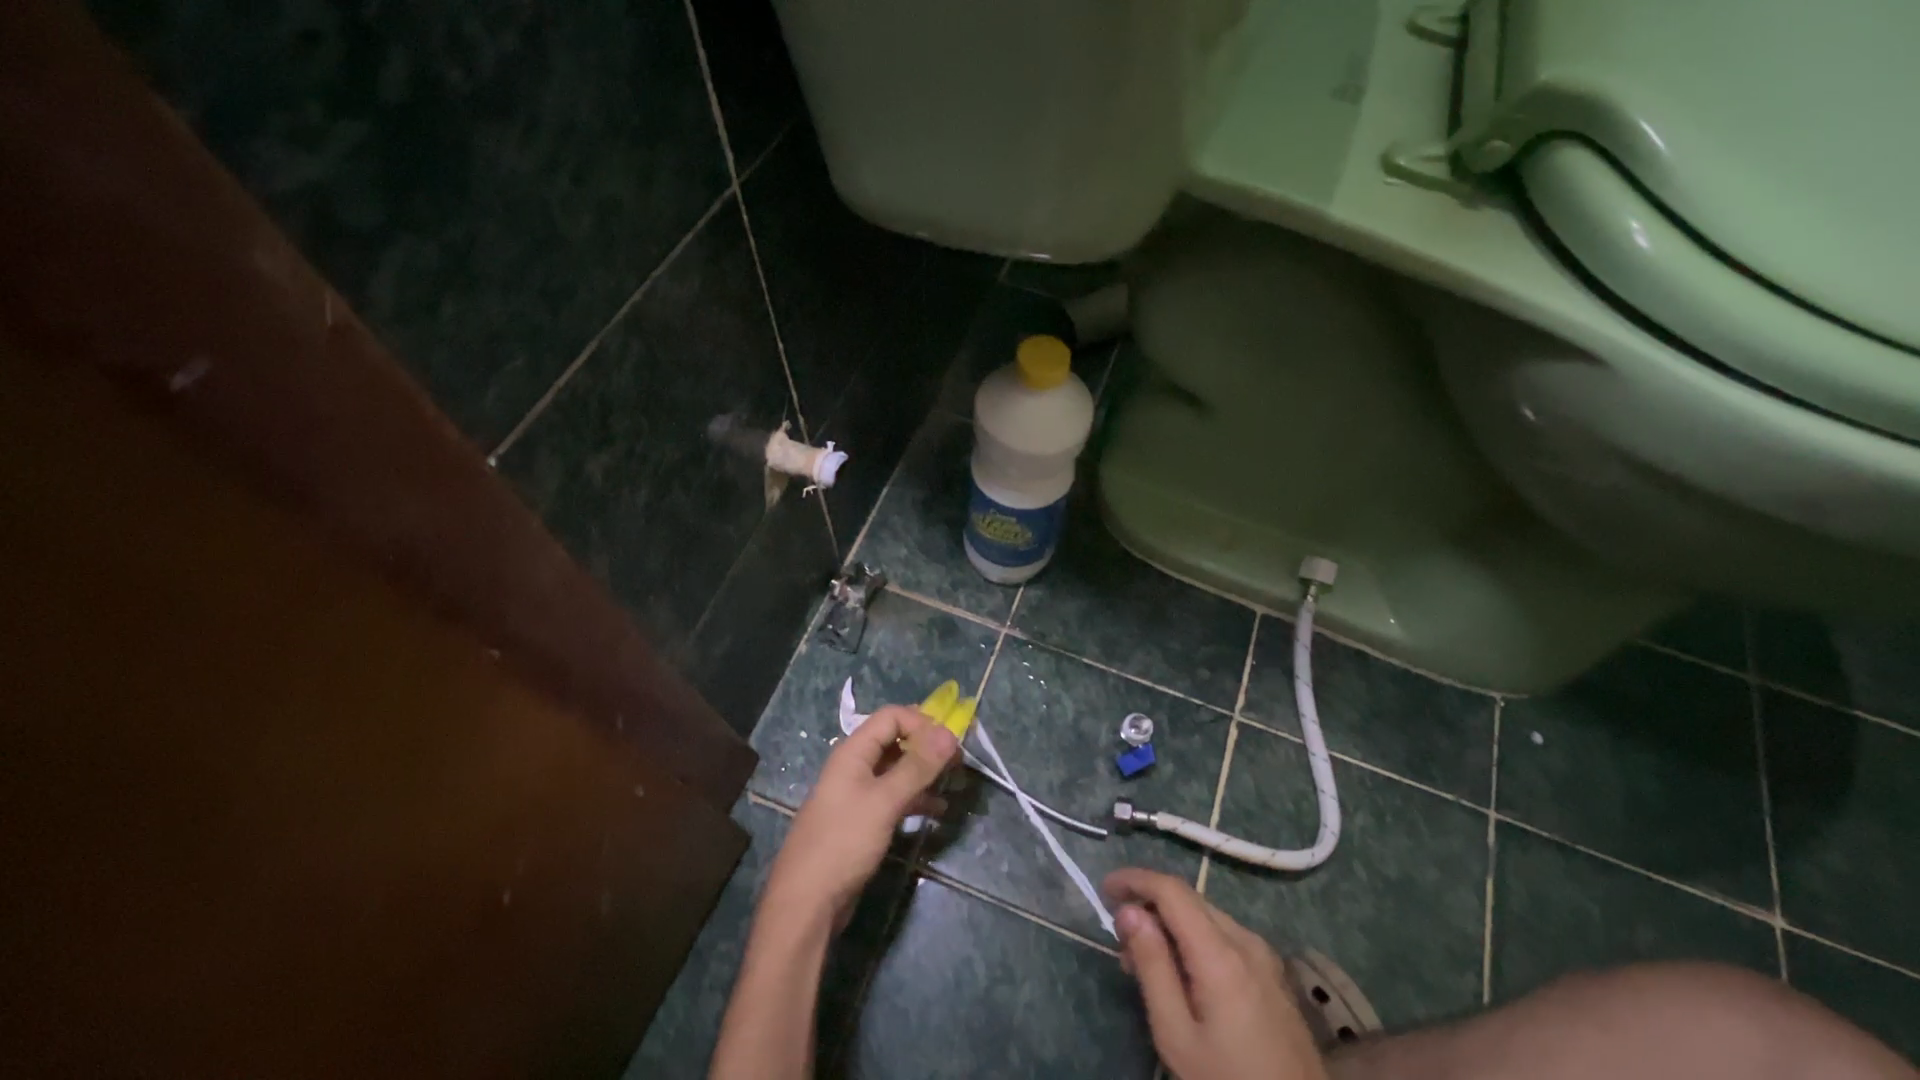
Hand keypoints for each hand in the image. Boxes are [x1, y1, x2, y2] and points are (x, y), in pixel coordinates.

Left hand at [764, 705, 958, 928]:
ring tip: (955, 785)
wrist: (808, 901)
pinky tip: (938, 810)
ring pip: (897, 771)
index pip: (891, 717)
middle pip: (895, 741)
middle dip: (928, 747)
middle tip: (959, 764)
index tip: (951, 745)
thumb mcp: (884, 802)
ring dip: (925, 774)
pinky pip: (894, 798)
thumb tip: (949, 733)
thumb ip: (916, 767)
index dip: (922, 723)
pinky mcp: (863, 821)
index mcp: (852, 753)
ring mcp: (857, 795)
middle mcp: (854, 767)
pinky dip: (916, 798)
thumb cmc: (844, 843)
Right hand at [1106, 868, 1327, 1079]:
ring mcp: (1264, 956)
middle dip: (1149, 906)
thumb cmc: (1227, 1079)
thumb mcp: (1176, 1033)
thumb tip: (1129, 912)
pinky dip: (1193, 939)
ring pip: (1207, 917)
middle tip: (1119, 942)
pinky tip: (1180, 973)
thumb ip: (1152, 967)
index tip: (1104, 888)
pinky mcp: (1271, 972)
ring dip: (1170, 924)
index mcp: (1221, 954)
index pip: (1172, 891)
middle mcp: (1246, 941)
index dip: (1135, 880)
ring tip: (1143, 963)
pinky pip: (1224, 937)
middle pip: (1190, 900)